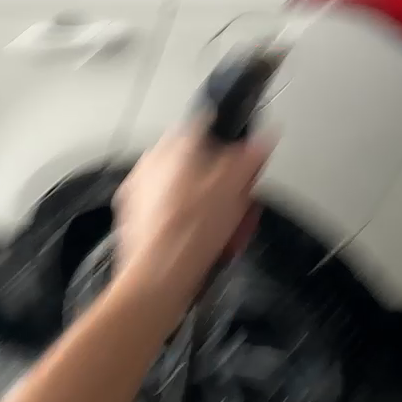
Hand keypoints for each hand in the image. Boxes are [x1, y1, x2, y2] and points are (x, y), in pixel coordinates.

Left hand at [111, 123, 272, 315]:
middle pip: (200, 160)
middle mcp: (153, 160)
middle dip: (226, 181)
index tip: (245, 158)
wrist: (157, 279)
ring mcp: (141, 190)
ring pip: (188, 186)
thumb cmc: (190, 233)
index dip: (235, 141)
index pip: (209, 123)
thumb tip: (265, 138)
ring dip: (211, 202)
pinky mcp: (136, 217)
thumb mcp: (235, 186)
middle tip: (240, 199)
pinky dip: (190, 219)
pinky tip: (207, 239)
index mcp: (175, 144)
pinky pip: (173, 209)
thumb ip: (252, 156)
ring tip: (227, 226)